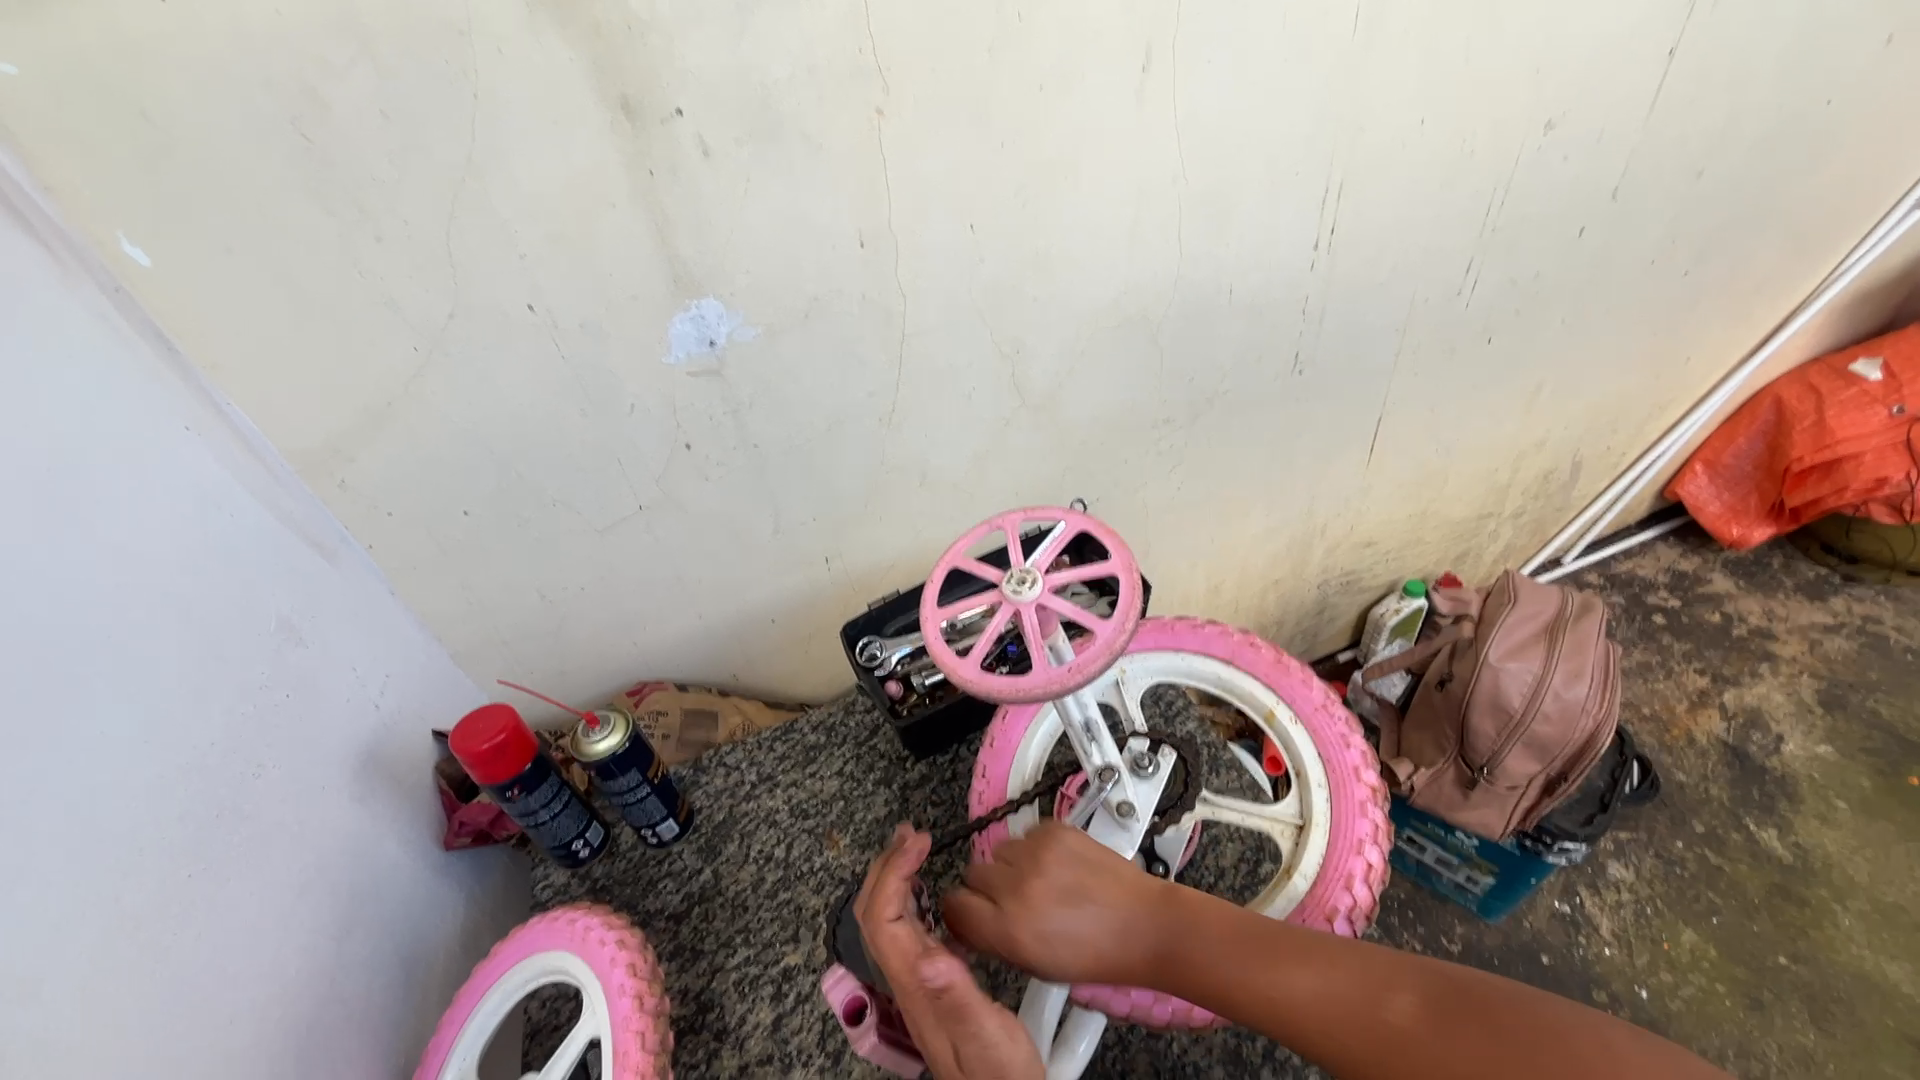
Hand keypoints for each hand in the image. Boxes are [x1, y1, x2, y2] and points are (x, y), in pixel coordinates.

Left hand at [854, 824, 1042, 1079]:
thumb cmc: (998, 1075)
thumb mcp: (988, 1038)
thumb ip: (959, 999)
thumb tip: (929, 958)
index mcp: (916, 984)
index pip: (882, 918)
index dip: (893, 873)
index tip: (919, 841)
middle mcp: (909, 978)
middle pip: (875, 914)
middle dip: (886, 866)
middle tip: (910, 832)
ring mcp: (918, 980)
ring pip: (888, 920)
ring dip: (895, 877)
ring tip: (913, 847)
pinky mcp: (933, 982)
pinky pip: (909, 929)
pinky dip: (912, 897)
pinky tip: (929, 891)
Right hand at [942, 821, 1176, 986]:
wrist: (1143, 925)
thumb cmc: (1094, 955)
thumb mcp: (1034, 965)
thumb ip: (994, 940)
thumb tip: (967, 922)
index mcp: (1007, 930)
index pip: (953, 905)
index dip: (962, 910)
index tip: (973, 912)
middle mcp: (1015, 888)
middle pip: (973, 874)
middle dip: (988, 887)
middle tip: (1014, 899)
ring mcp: (1035, 854)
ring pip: (998, 851)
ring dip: (1012, 865)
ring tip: (1042, 881)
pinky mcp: (1054, 830)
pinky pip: (1026, 833)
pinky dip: (1036, 848)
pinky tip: (1058, 866)